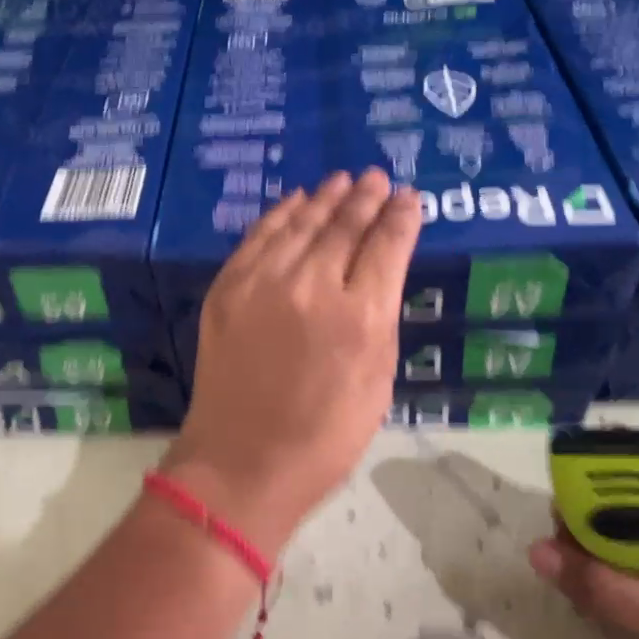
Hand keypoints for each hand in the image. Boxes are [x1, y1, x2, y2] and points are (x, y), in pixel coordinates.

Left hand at [163, 169, 421, 553]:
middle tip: (378, 178)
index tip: (409, 197)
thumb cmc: (325, 435)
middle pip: (345, 224)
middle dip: (366, 197)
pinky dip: (282, 213)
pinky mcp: (229, 285)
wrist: (242, 460)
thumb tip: (381, 270)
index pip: (387, 245)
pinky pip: (260, 235)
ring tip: (343, 179)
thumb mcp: (378, 382)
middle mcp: (313, 285)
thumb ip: (381, 318)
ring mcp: (264, 280)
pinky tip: (297, 200)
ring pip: (303, 222)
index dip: (401, 216)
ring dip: (326, 197)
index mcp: (360, 315)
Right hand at [529, 477, 638, 638]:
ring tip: (589, 592)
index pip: (638, 460)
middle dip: (592, 524)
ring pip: (635, 518)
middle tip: (571, 568)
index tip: (563, 520)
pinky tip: (617, 599)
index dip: (592, 479)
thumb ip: (609, 590)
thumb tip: (536, 552)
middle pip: (630, 489)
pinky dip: (625, 565)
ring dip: (604, 550)